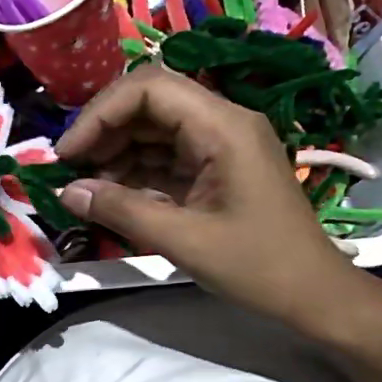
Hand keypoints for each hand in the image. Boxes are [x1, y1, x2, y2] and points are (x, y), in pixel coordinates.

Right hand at [55, 65, 359, 330]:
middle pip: (151, 105)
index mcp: (223, 126)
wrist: (313, 293)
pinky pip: (170, 158)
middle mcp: (223, 124)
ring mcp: (223, 146)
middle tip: (71, 172)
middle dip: (106, 133)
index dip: (101, 113)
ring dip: (119, 155)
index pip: (150, 88)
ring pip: (158, 132)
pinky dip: (140, 174)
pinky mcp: (220, 170)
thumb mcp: (186, 241)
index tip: (68, 153)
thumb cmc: (259, 267)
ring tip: (86, 189)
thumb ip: (123, 211)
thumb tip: (68, 191)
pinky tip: (114, 197)